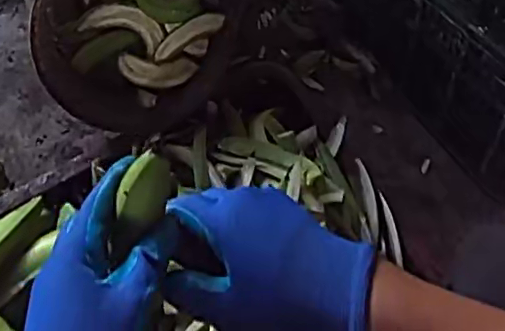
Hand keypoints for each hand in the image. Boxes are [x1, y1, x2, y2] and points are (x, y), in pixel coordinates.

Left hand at [28, 156, 174, 330]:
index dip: (122, 175)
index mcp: (73, 248)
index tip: (145, 160)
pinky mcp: (59, 309)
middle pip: (94, 220)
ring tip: (146, 235)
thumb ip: (151, 257)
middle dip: (123, 208)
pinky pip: (88, 271)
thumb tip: (168, 224)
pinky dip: (110, 263)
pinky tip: (129, 276)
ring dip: (117, 238)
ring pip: (91, 247)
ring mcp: (56, 286)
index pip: (99, 196)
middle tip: (153, 200)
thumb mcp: (132, 300)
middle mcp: (60, 260)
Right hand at [166, 186, 374, 330]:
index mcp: (219, 215)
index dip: (166, 230)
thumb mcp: (226, 308)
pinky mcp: (281, 202)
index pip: (177, 208)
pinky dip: (238, 224)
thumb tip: (164, 278)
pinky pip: (247, 207)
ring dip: (215, 226)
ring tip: (221, 263)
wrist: (340, 288)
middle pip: (201, 203)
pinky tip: (249, 255)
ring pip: (225, 204)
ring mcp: (261, 195)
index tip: (164, 255)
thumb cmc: (277, 302)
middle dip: (190, 228)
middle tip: (191, 264)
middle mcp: (237, 195)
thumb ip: (187, 290)